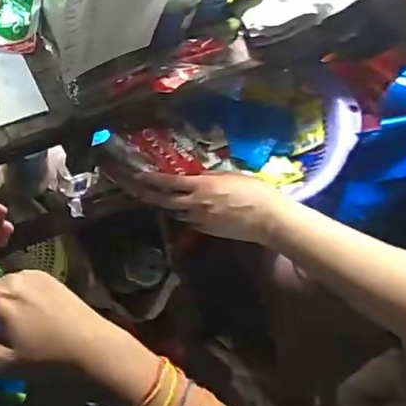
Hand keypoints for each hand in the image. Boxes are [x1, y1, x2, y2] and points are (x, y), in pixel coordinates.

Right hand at [0, 271, 150, 395]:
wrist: (94, 348)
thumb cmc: (44, 360)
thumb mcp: (0, 361)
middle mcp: (11, 278)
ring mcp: (31, 274)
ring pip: (3, 285)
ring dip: (2, 302)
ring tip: (18, 328)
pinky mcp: (48, 276)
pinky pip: (22, 283)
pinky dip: (20, 297)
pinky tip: (35, 318)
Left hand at [107, 168, 288, 245]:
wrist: (268, 219)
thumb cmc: (254, 191)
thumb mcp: (230, 176)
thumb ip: (210, 177)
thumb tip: (197, 176)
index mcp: (200, 186)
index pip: (169, 182)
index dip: (152, 179)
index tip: (139, 174)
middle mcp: (195, 204)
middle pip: (164, 200)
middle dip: (148, 194)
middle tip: (137, 188)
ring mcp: (200, 220)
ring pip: (175, 212)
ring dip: (167, 205)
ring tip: (159, 198)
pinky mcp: (207, 231)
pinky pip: (190, 222)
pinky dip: (185, 215)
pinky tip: (186, 211)